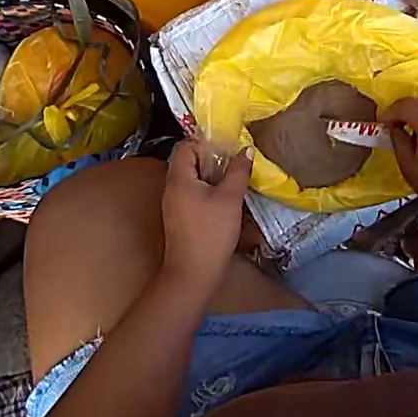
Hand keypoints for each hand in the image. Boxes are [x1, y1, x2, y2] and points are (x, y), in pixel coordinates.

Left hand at [158, 140, 251, 287]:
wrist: (193, 273)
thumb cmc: (211, 232)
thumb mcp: (230, 198)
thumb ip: (238, 171)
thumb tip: (246, 150)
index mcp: (178, 178)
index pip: (185, 146)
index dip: (205, 143)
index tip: (226, 152)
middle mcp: (171, 188)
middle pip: (186, 161)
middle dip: (211, 159)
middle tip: (233, 166)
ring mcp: (173, 204)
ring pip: (190, 178)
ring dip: (210, 176)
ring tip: (232, 183)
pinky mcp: (179, 217)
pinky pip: (191, 193)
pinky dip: (207, 191)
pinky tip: (224, 202)